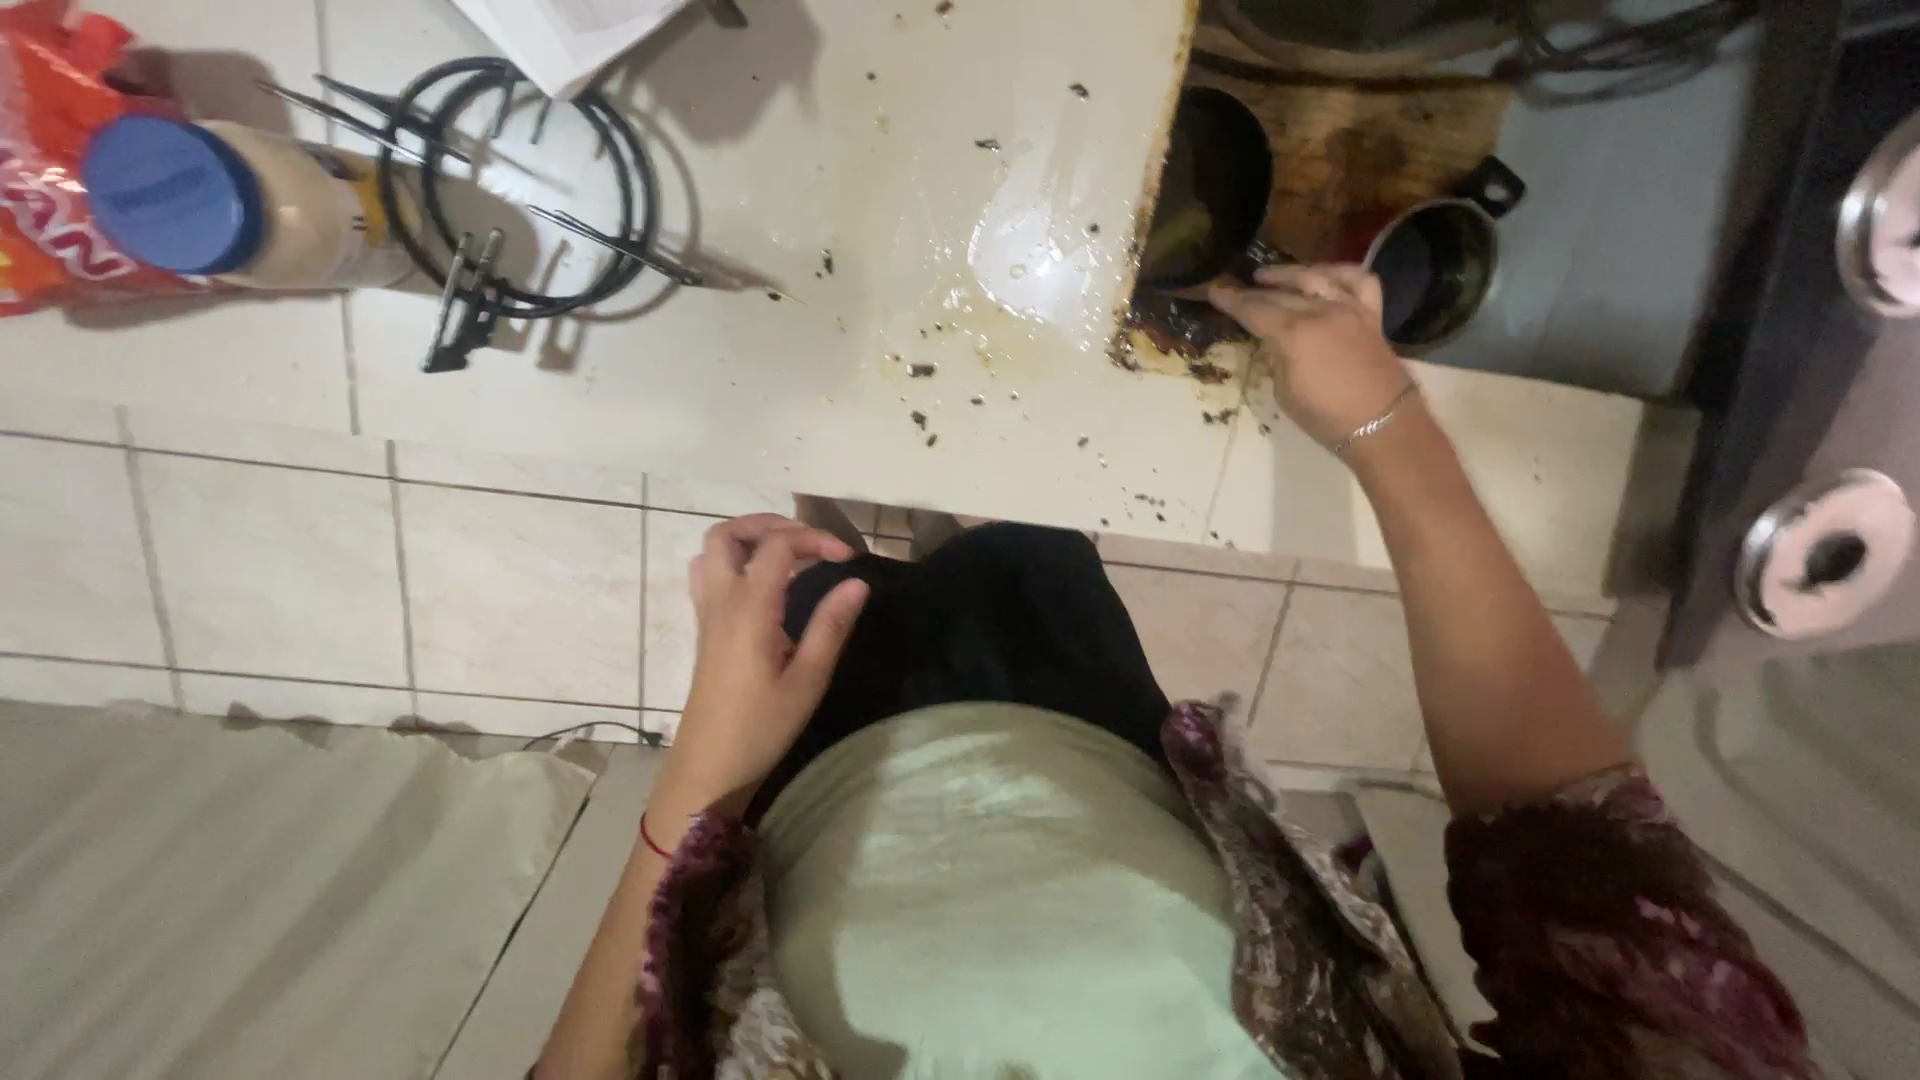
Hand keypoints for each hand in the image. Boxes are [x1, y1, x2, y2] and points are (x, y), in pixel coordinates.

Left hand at [651, 514, 869, 833]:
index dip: (815, 539)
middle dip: (770, 523)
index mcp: (749, 609)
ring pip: (711, 551)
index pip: (777, 546)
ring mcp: (707, 614)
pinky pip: (709, 574)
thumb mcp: (808, 680)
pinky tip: (766, 585)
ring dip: (748, 539)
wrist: (708, 766)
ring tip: (789, 554)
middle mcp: (721, 601)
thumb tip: (857, 582)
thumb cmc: (761, 727)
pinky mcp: (705, 630)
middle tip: (810, 541)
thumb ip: (830, 626)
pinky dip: (736, 561)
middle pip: (728, 533)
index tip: (850, 559)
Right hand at [1209, 264, 1415, 452]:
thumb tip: (1273, 342)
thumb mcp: (1284, 392)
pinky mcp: (1372, 314)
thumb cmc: (1325, 416)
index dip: (1231, 301)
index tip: (1215, 291)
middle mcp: (1321, 312)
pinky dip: (1340, 273)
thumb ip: (1276, 358)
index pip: (1254, 311)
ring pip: (1316, 277)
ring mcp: (1350, 309)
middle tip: (1234, 287)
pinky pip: (1359, 280)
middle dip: (1253, 290)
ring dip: (1288, 273)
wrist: (1382, 424)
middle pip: (1280, 294)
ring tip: (1268, 275)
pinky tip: (1324, 276)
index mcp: (1294, 335)